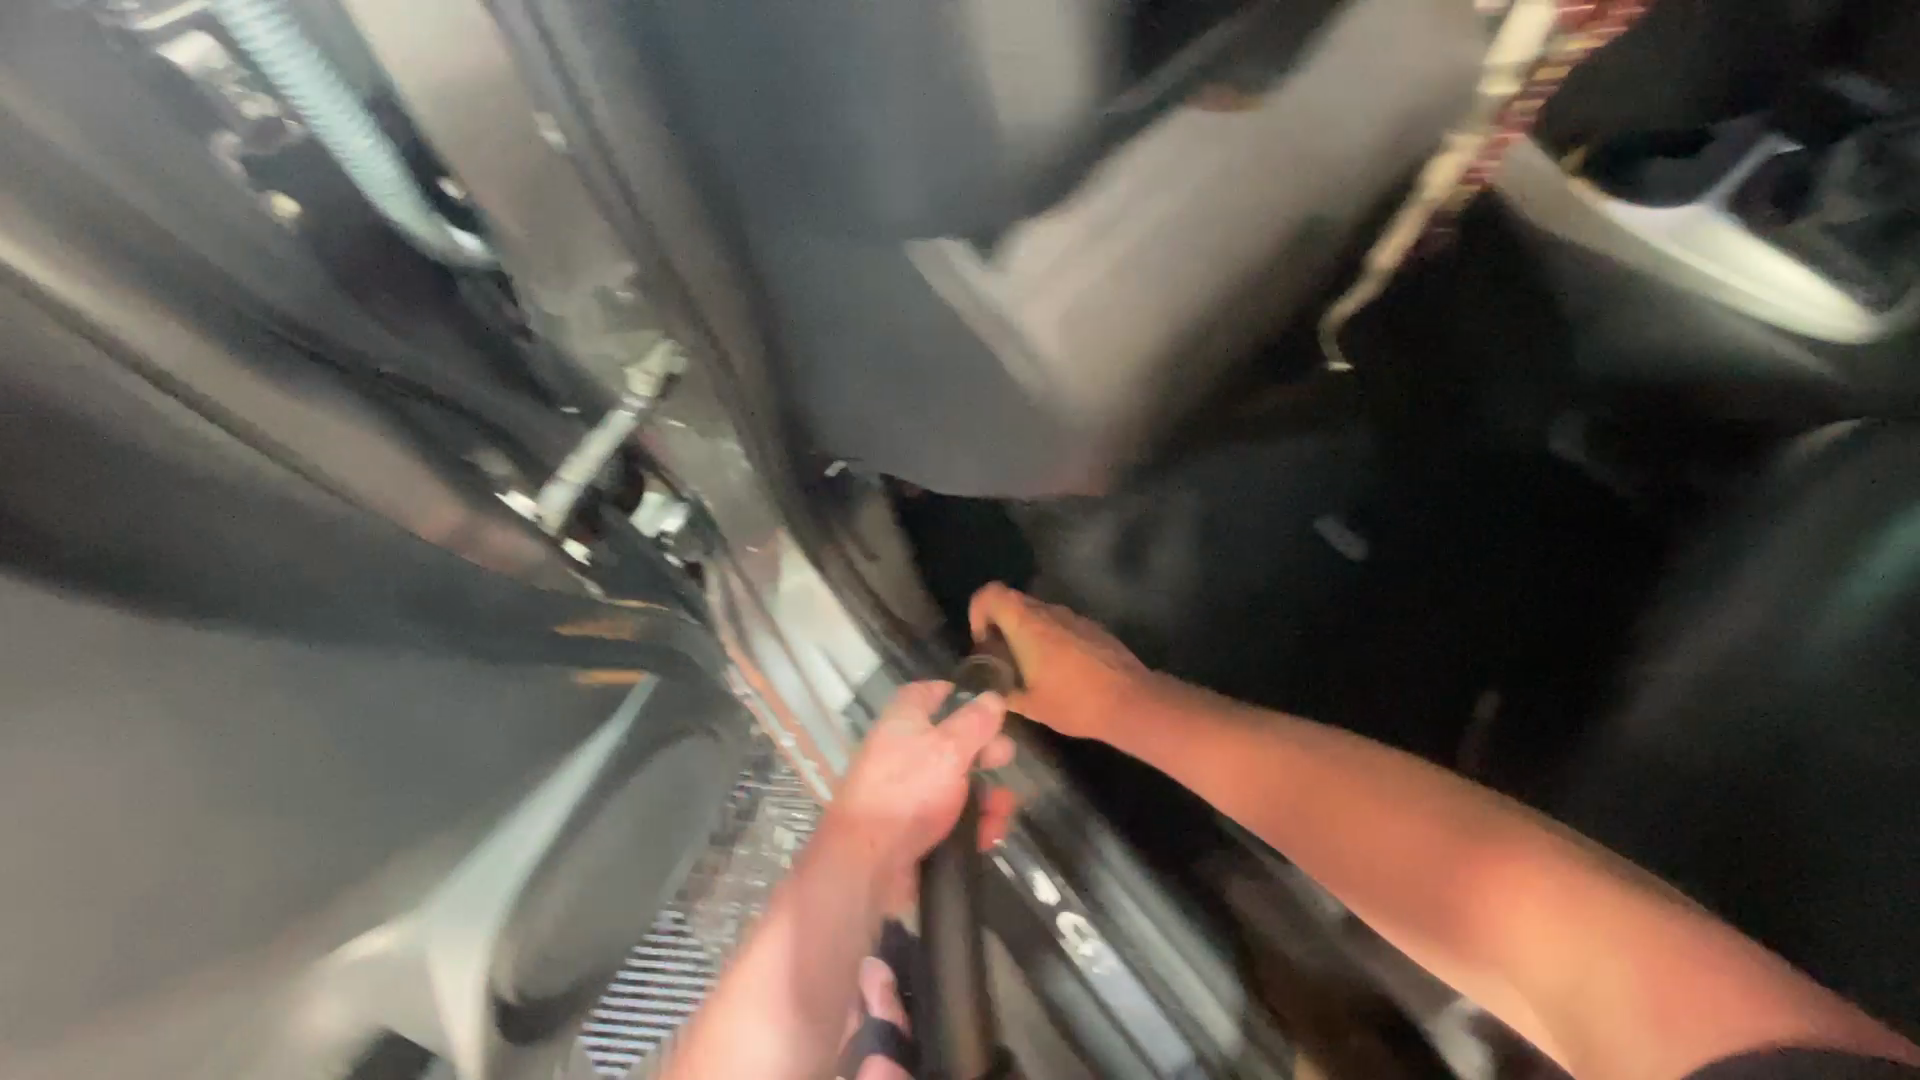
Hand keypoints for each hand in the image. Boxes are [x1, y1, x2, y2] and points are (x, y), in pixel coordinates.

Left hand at [822, 682, 1018, 887]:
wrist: (868, 864)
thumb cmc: (908, 792)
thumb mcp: (949, 748)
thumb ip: (975, 722)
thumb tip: (992, 697)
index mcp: (903, 722)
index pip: (924, 693)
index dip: (954, 694)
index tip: (985, 703)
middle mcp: (903, 755)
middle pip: (950, 742)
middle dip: (984, 752)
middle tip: (1005, 760)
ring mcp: (909, 795)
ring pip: (958, 786)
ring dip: (986, 797)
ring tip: (1001, 811)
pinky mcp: (915, 831)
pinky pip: (953, 822)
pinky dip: (974, 827)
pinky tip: (989, 836)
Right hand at [968, 583, 1150, 742]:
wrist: (1131, 702)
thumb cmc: (1074, 702)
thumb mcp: (1030, 706)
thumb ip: (1004, 694)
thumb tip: (990, 693)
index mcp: (1027, 624)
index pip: (991, 594)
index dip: (978, 611)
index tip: (983, 641)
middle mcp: (1049, 612)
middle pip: (1014, 603)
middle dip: (1001, 626)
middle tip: (1002, 659)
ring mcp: (1074, 617)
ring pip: (1039, 614)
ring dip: (1027, 634)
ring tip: (1030, 669)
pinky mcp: (1093, 628)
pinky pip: (1061, 625)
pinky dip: (1051, 639)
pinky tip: (1060, 671)